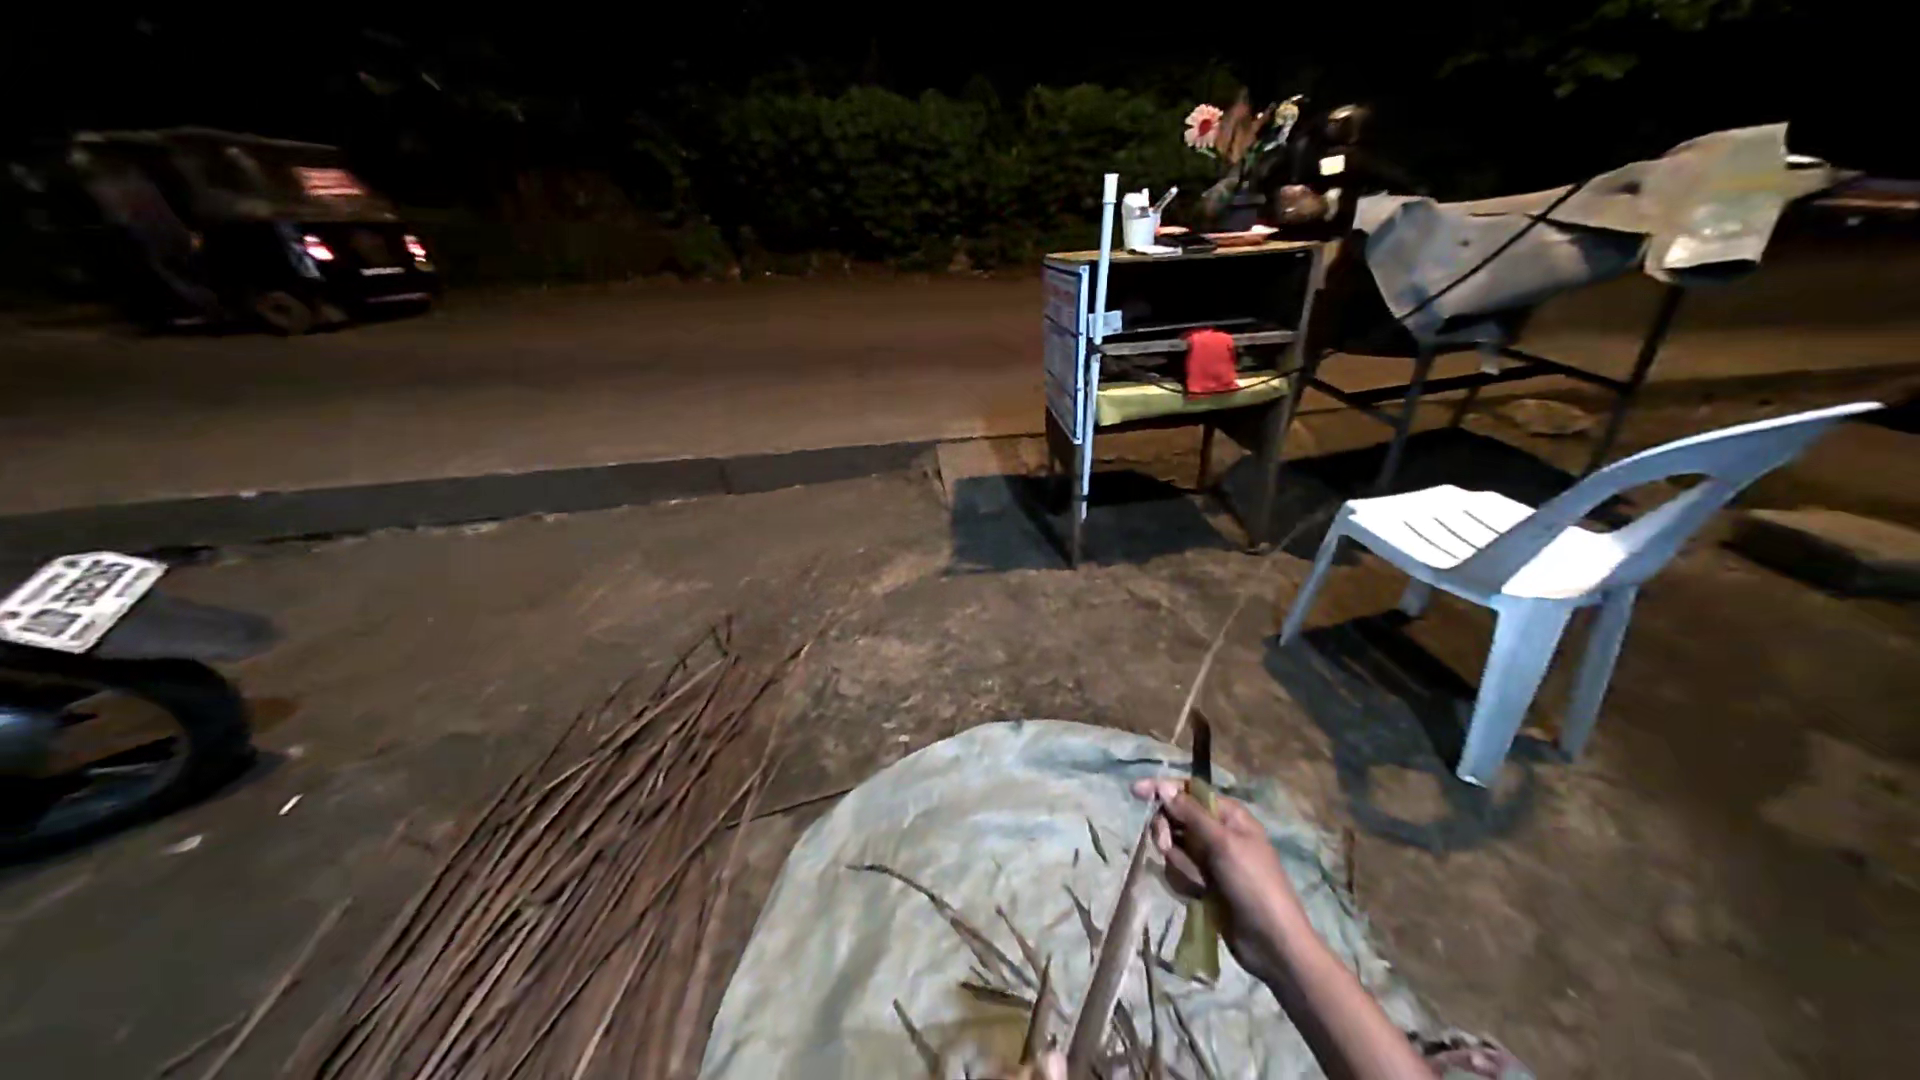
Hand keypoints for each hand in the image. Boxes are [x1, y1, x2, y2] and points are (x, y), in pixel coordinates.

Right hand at [1132, 777, 1305, 980]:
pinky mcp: (1205, 882)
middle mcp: (1217, 831)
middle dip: (1168, 831)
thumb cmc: (1253, 884)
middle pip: (1176, 817)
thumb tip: (1164, 787)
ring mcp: (1210, 858)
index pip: (1188, 790)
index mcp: (1228, 815)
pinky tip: (1198, 894)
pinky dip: (1184, 880)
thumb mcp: (1223, 843)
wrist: (1272, 943)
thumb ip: (1191, 813)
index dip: (1163, 788)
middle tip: (1165, 846)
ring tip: (1197, 882)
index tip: (1136, 791)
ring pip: (1175, 846)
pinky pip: (1180, 870)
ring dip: (1180, 863)